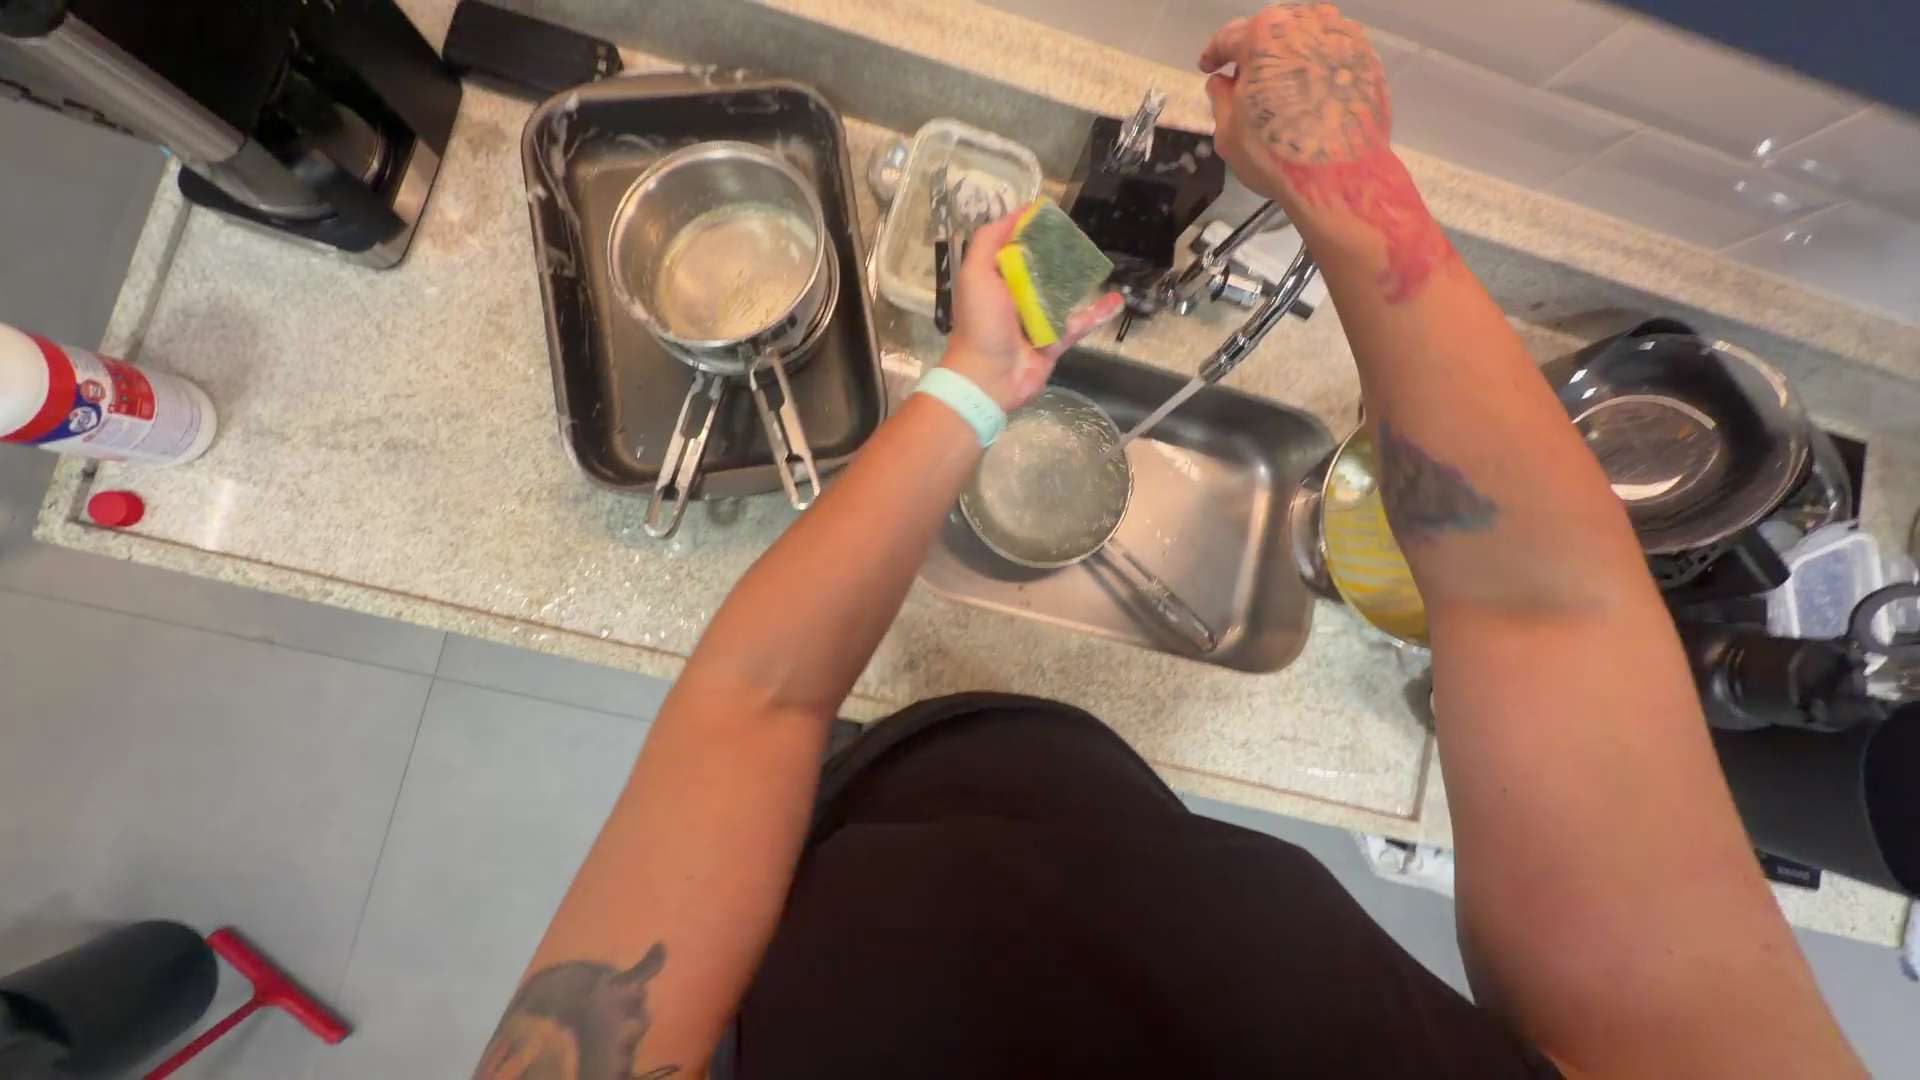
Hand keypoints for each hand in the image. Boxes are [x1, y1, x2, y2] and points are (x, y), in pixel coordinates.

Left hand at [940, 209, 1124, 410]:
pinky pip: (1079, 323)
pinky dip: (1098, 312)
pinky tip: (1117, 298)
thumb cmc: (981, 324)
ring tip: (1098, 258)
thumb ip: (990, 240)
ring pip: (1063, 293)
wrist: (989, 378)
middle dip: (1059, 251)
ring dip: (1080, 277)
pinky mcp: (1054, 341)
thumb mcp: (975, 273)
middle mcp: (1015, 297)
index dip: (1030, 230)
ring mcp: (1037, 319)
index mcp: (995, 279)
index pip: (1014, 247)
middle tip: (1081, 235)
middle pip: (1042, 267)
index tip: (1051, 214)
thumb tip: (1019, 212)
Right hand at [1199, 4, 1392, 212]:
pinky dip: (1315, 71)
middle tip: (1244, 81)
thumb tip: (1222, 82)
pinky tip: (1309, 97)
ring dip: (1287, 60)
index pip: (1229, 38)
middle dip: (1254, 55)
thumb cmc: (1272, 151)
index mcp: (1264, 34)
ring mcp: (1341, 35)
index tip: (1208, 68)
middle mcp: (1305, 21)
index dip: (1214, 55)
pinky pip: (1329, 56)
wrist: (1338, 174)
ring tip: (1279, 89)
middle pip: (1270, 33)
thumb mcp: (1228, 131)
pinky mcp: (1365, 56)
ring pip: (1303, 40)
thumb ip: (1220, 98)